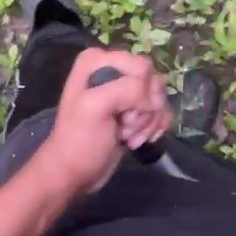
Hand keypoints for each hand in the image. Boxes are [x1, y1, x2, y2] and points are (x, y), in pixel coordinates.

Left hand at [32, 48, 169, 198]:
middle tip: (123, 125)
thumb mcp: (95, 106)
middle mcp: (113, 70)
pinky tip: (136, 141)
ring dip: (148, 122)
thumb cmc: (79, 140)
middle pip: (153, 82)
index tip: (122, 113)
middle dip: (145, 110)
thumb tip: (155, 100)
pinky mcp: (135, 111)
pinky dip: (154, 128)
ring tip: (126, 136)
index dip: (140, 92)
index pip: (142, 66)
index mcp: (98, 60)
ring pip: (159, 99)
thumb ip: (127, 89)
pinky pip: (161, 112)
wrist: (74, 174)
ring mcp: (126, 91)